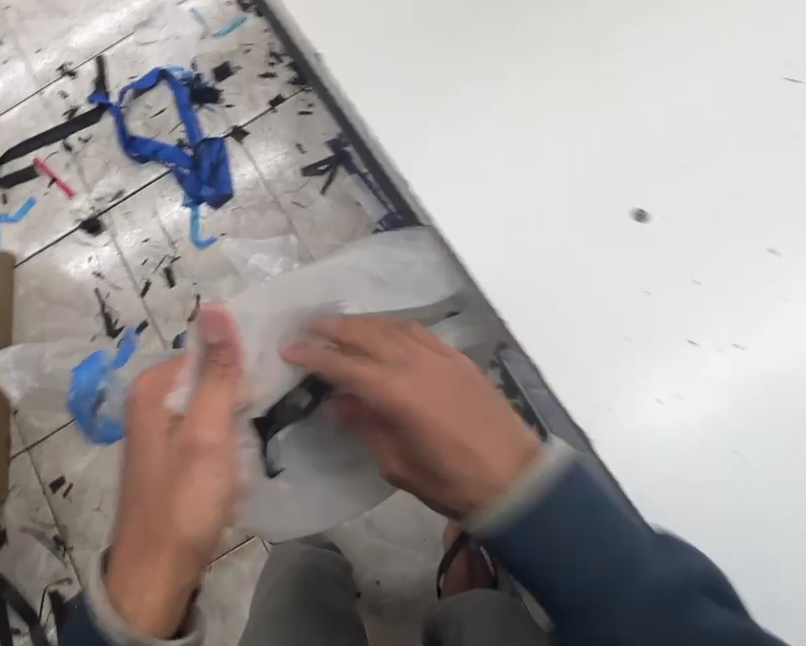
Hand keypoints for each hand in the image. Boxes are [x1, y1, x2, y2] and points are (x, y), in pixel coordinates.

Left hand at [103, 306, 243, 636]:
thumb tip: (215, 306)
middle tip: (247, 435)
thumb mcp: (208, 431)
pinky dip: (224, 451)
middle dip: (235, 404)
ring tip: (240, 460)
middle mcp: (150, 401)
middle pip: (210, 379)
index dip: (237, 370)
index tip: (262, 392)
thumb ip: (217, 370)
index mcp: (152, 387)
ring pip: (213, 410)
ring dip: (233, 432)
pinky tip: (231, 474)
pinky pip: (207, 436)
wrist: (157, 573)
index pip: (206, 351)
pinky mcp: (171, 456)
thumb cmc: (183, 499)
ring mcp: (160, 430)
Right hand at [282, 316, 540, 519]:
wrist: (517, 479)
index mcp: (395, 393)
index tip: (288, 347)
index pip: (343, 365)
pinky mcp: (456, 358)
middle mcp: (413, 364)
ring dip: (361, 322)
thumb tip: (335, 403)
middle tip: (307, 324)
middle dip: (332, 328)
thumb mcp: (398, 465)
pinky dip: (393, 325)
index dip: (313, 355)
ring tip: (340, 323)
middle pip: (364, 335)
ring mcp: (438, 356)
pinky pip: (417, 331)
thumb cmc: (452, 482)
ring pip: (391, 327)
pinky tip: (384, 329)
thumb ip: (365, 427)